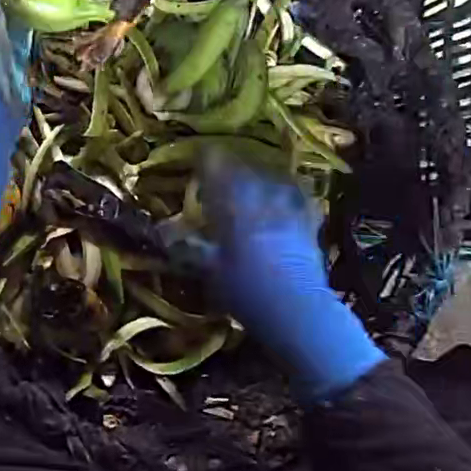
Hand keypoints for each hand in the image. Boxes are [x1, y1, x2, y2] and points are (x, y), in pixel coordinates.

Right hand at [198, 155, 384, 401]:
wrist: (298, 312)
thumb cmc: (245, 291)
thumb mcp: (209, 271)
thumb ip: (188, 248)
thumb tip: (162, 234)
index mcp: (231, 203)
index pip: (215, 166)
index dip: (204, 158)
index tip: (196, 158)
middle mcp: (259, 196)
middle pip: (243, 166)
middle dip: (230, 165)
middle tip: (219, 172)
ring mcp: (287, 206)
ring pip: (270, 176)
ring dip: (257, 174)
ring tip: (249, 179)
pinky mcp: (308, 220)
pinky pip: (297, 195)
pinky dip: (287, 190)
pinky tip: (283, 194)